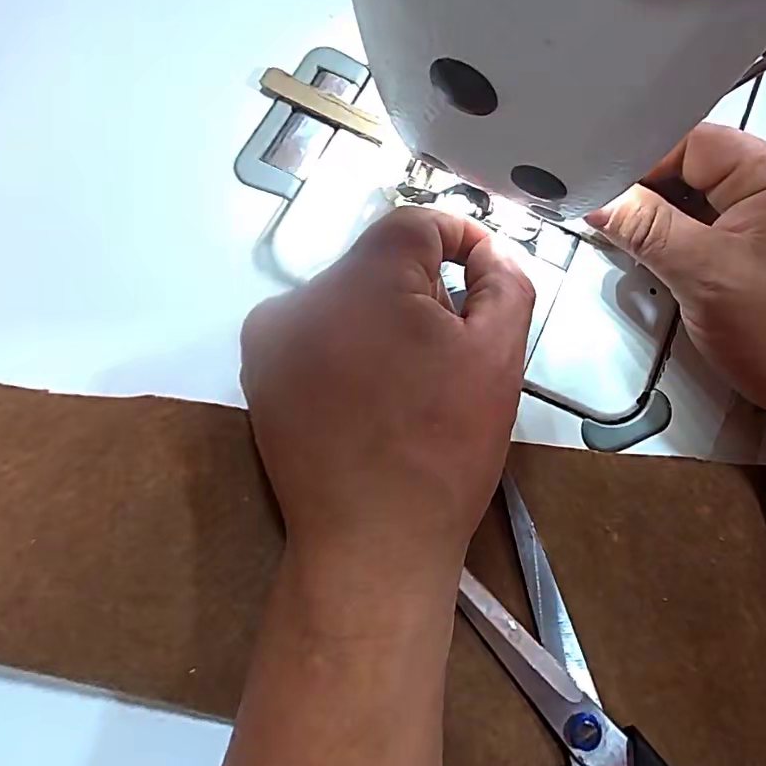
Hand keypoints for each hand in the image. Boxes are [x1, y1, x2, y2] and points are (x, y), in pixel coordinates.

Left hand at [240, 206, 534, 597]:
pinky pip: (320, 330)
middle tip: (452, 348)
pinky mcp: (259, 371)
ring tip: (411, 381)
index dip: (460, 240)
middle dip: (425, 290)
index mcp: (364, 280)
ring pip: (350, 295)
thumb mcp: (499, 355)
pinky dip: (352, 344)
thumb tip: (485, 253)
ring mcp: (271, 335)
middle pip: (382, 261)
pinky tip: (372, 396)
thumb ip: (506, 280)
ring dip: (387, 318)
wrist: (372, 542)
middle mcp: (303, 294)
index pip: (417, 222)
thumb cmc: (444, 450)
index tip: (483, 276)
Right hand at [586, 125, 765, 431]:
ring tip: (671, 263)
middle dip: (660, 202)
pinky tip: (692, 273)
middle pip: (702, 171)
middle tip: (634, 236)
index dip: (643, 166)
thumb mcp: (703, 277)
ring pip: (712, 203)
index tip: (610, 195)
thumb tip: (605, 200)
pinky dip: (700, 246)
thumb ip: (646, 229)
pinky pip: (728, 229)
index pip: (694, 142)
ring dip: (679, 228)